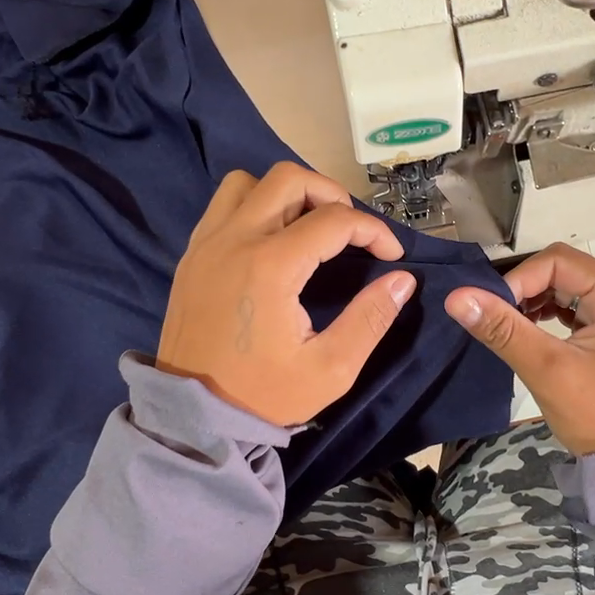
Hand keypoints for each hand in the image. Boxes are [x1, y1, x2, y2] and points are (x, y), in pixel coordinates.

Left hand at [157, 162, 416, 426]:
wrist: (193, 416)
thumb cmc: (264, 396)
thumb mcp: (330, 368)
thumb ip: (370, 319)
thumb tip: (403, 280)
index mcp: (271, 266)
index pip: (334, 220)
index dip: (373, 230)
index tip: (391, 255)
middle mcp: (235, 240)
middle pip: (288, 178)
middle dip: (331, 194)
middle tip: (350, 229)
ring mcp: (207, 244)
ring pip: (248, 182)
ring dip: (286, 193)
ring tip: (308, 227)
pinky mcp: (191, 256)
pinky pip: (223, 206)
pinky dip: (254, 206)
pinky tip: (272, 241)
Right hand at [444, 243, 594, 455]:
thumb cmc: (594, 414)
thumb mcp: (546, 369)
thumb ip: (502, 329)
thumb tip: (457, 298)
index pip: (560, 262)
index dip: (520, 279)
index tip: (490, 306)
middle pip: (562, 269)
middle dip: (524, 288)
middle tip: (495, 314)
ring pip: (563, 285)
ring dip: (531, 299)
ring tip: (507, 323)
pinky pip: (570, 304)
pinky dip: (543, 311)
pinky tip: (524, 327)